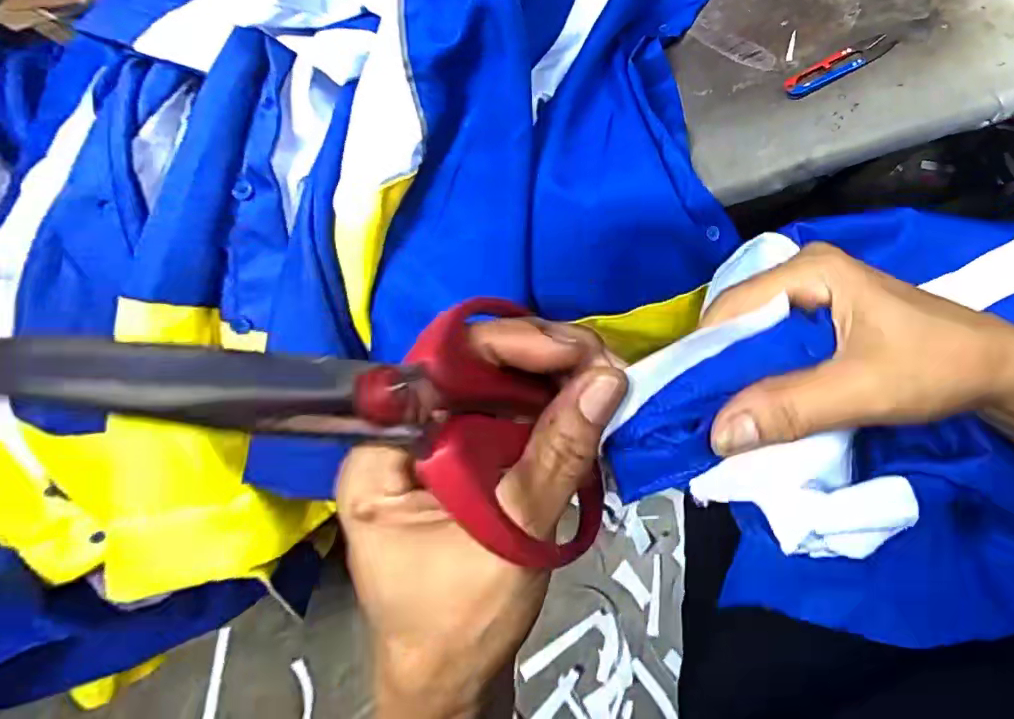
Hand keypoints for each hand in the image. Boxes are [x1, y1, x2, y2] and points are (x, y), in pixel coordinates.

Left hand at [336, 318, 628, 718]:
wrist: (459, 674)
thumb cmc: (457, 616)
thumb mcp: (508, 532)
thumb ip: (557, 453)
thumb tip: (609, 377)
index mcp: (390, 451)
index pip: (440, 367)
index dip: (506, 346)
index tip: (569, 354)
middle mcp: (424, 433)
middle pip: (487, 364)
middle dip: (552, 356)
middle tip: (608, 367)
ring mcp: (464, 441)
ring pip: (520, 381)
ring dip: (572, 373)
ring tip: (615, 382)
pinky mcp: (501, 453)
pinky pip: (539, 408)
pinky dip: (575, 399)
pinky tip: (604, 401)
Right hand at [700, 242, 1013, 455]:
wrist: (989, 365)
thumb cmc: (933, 365)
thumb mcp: (862, 389)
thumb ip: (792, 406)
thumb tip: (716, 433)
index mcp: (814, 270)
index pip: (732, 309)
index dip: (701, 359)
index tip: (673, 413)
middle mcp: (810, 273)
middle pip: (742, 321)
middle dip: (719, 373)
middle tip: (692, 429)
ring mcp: (822, 295)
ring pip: (762, 338)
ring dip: (743, 381)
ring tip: (719, 429)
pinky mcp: (832, 320)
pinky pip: (784, 348)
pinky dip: (770, 379)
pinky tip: (760, 413)